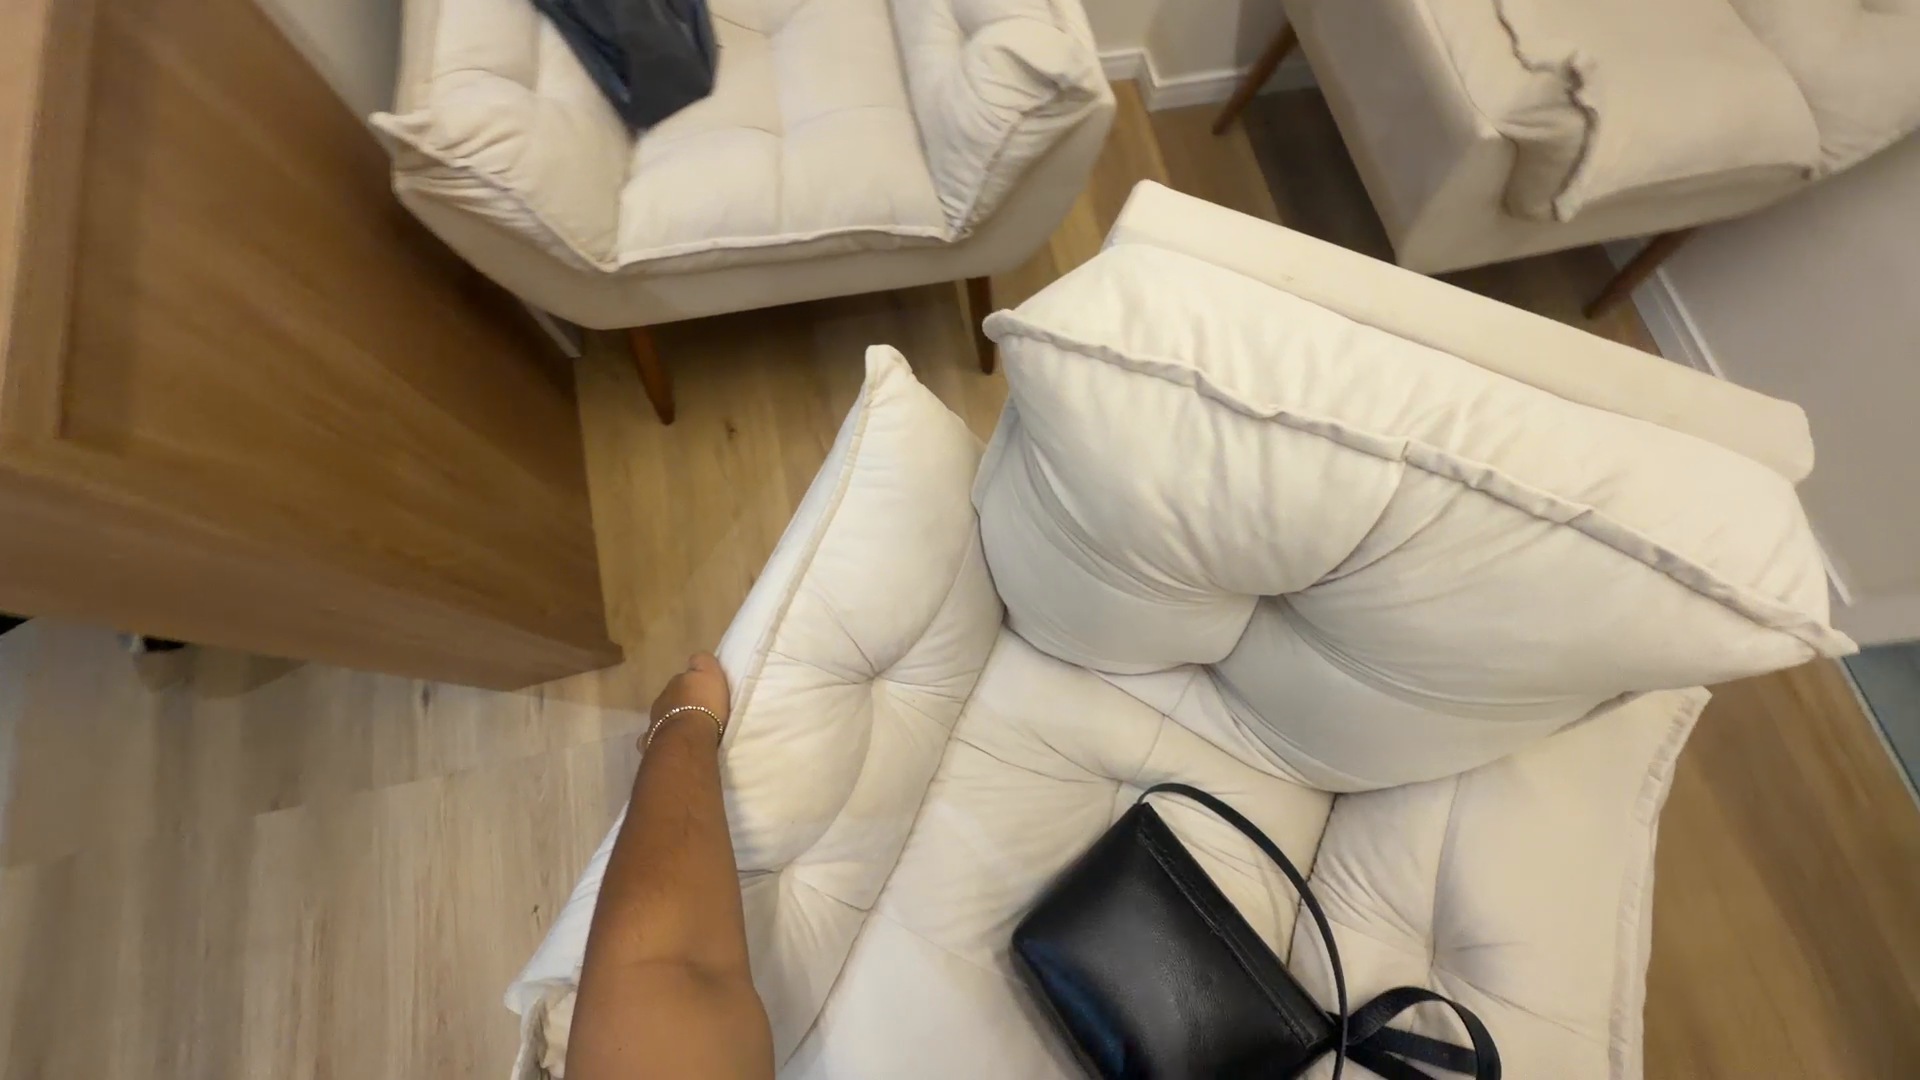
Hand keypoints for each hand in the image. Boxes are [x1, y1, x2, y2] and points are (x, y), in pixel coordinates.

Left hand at [642, 652, 731, 749]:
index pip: (684, 677)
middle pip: (672, 696)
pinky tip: (668, 740)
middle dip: (682, 700)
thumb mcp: (711, 673)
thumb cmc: (705, 704)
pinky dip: (660, 735)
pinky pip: (653, 736)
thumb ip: (702, 662)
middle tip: (697, 709)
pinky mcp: (650, 741)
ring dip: (672, 717)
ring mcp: (654, 720)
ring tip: (687, 726)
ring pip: (662, 715)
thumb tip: (695, 659)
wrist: (688, 737)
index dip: (692, 681)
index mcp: (677, 682)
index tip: (701, 688)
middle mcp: (662, 698)